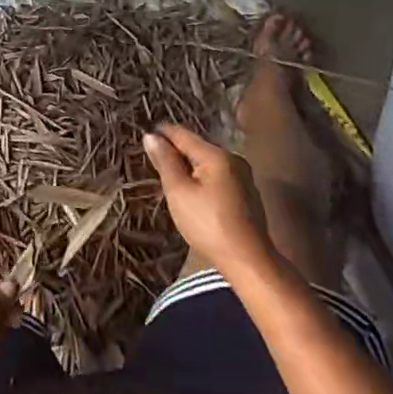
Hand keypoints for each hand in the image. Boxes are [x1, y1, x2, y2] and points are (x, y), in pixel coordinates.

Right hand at [143, 123, 275, 276]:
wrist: (248, 260)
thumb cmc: (208, 224)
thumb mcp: (179, 192)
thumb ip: (165, 162)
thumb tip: (151, 136)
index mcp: (216, 155)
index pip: (183, 135)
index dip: (162, 133)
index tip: (144, 133)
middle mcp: (233, 160)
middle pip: (197, 147)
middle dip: (175, 150)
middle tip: (152, 156)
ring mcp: (243, 177)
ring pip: (208, 163)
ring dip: (188, 166)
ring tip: (167, 173)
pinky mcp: (246, 194)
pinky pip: (217, 177)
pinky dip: (201, 178)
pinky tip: (191, 191)